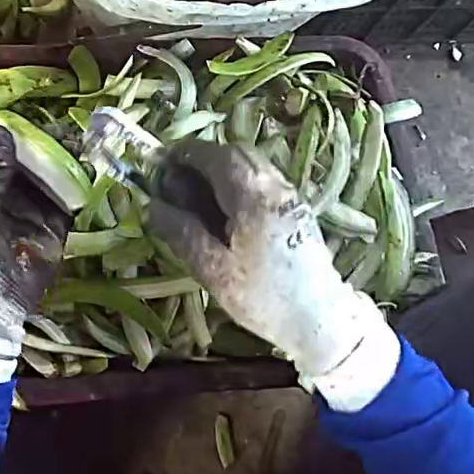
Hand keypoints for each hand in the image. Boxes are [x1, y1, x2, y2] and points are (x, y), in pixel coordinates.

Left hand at [0, 125, 68, 383]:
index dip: (11, 138)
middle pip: (27, 166)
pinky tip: (86, 164)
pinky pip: (67, 203)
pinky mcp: (53, 232)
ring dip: (62, 161)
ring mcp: (30, 215)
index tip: (28, 117)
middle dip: (43, 146)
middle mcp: (5, 200)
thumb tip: (0, 128)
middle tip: (61, 125)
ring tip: (78, 138)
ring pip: (49, 180)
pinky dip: (77, 185)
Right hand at [147, 141, 399, 408]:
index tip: (160, 161)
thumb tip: (153, 205)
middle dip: (201, 158)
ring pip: (250, 164)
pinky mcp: (294, 207)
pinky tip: (222, 209)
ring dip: (219, 168)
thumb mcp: (214, 270)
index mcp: (254, 197)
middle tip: (176, 179)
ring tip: (196, 195)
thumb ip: (182, 233)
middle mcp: (274, 186)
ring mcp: (288, 194)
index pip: (214, 156)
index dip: (184, 153)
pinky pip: (260, 179)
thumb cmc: (264, 298)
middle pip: (234, 152)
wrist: (321, 321)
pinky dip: (236, 181)